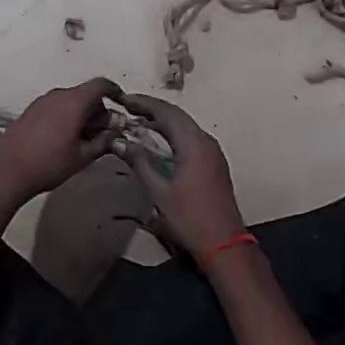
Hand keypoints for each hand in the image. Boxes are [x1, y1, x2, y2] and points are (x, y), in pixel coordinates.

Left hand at [0, 79, 122, 200]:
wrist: (8, 172)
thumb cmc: (50, 164)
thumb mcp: (83, 156)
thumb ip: (105, 141)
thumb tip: (117, 132)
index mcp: (74, 101)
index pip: (101, 85)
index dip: (115, 92)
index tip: (122, 106)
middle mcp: (58, 95)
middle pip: (87, 94)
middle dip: (99, 111)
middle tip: (102, 134)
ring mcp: (42, 101)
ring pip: (71, 101)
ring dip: (82, 114)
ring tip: (82, 140)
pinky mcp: (31, 110)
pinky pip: (56, 106)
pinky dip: (67, 116)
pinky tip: (63, 139)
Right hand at [118, 95, 246, 262]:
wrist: (224, 244)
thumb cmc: (190, 219)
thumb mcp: (159, 192)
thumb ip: (139, 163)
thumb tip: (119, 142)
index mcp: (194, 144)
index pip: (168, 113)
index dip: (145, 104)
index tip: (125, 100)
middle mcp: (206, 142)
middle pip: (178, 117)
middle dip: (153, 110)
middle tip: (129, 109)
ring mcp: (213, 152)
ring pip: (185, 127)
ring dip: (163, 123)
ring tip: (138, 124)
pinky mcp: (214, 163)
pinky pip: (191, 139)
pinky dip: (173, 135)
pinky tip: (158, 144)